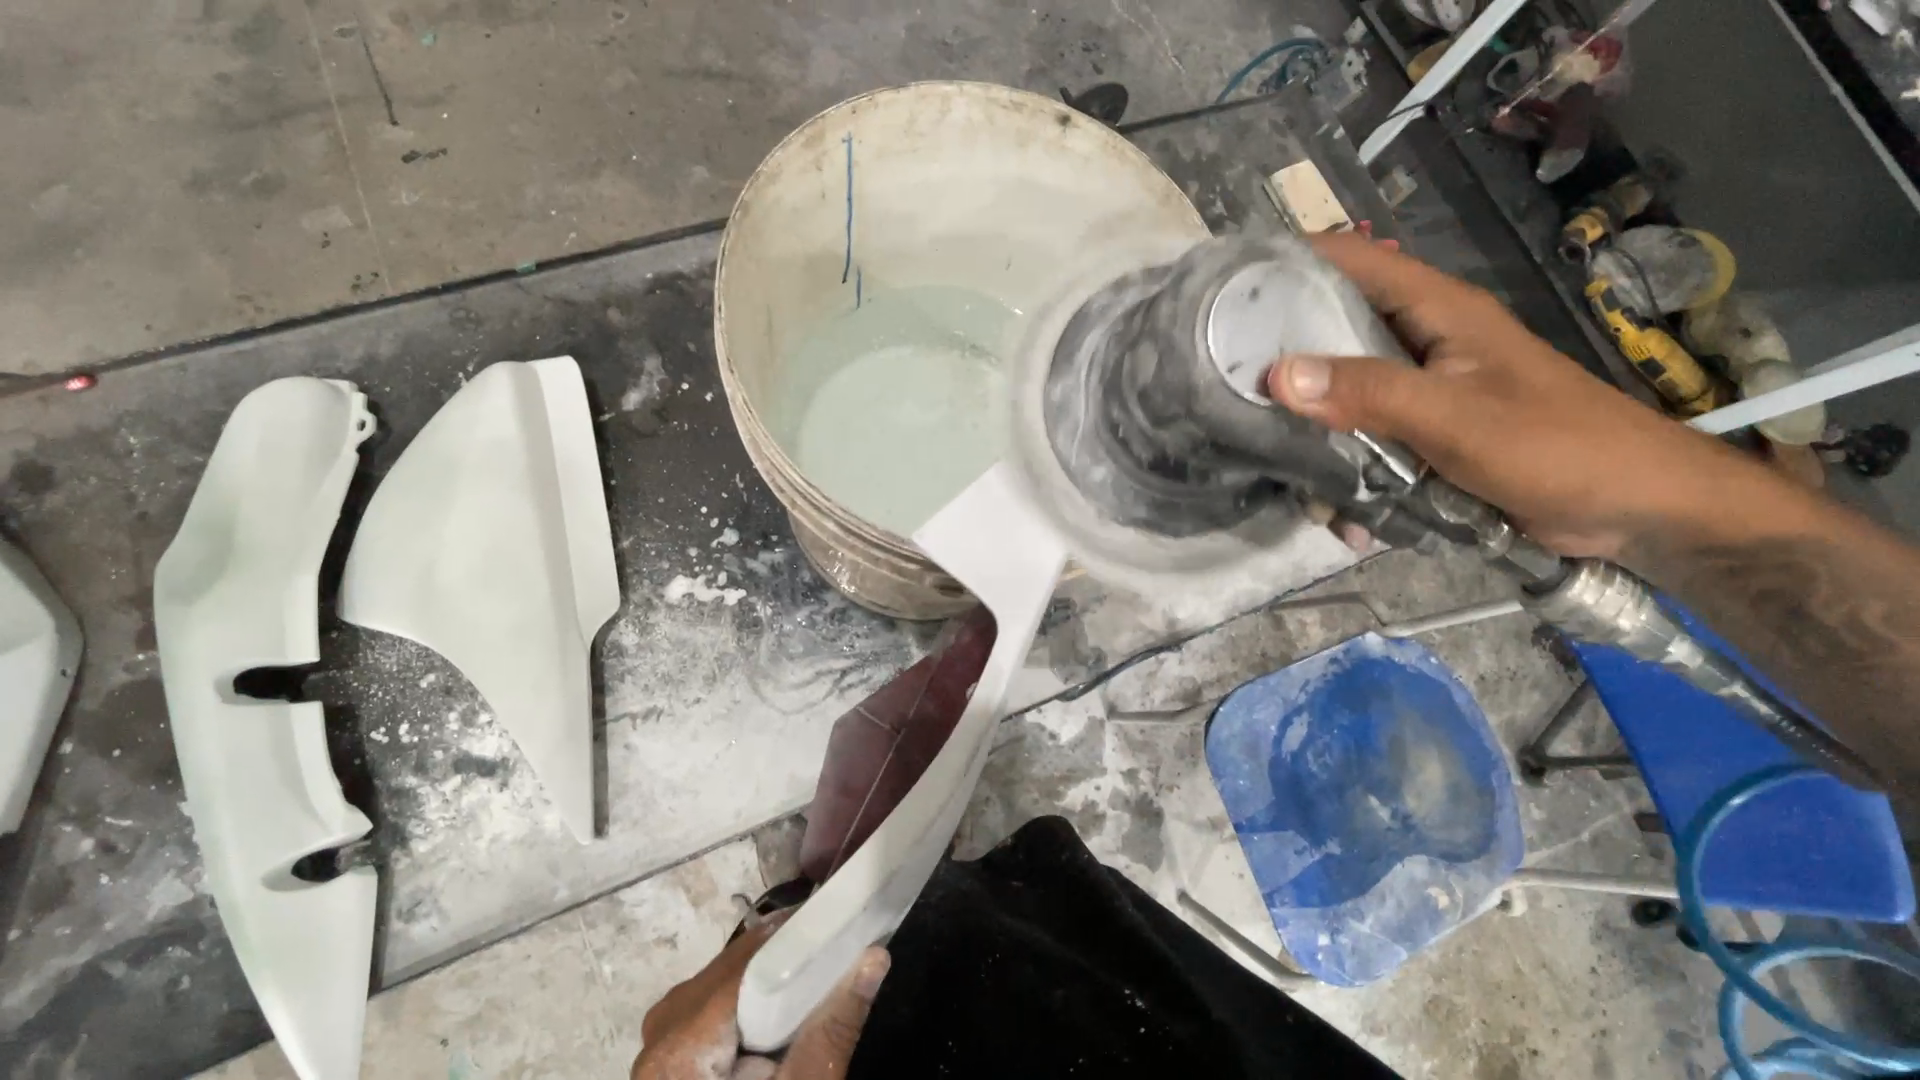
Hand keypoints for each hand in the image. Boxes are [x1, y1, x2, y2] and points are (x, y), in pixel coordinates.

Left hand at [632, 914, 889, 1079]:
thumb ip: (833, 1030)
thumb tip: (874, 958)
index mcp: (681, 1046)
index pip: (747, 965)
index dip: (797, 940)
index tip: (842, 920)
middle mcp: (660, 1032)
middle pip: (735, 969)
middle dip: (787, 958)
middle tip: (838, 950)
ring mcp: (661, 1042)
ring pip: (726, 983)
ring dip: (771, 979)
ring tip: (817, 976)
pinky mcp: (670, 1057)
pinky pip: (714, 1007)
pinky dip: (751, 1004)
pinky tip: (782, 1013)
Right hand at [1265, 232, 1774, 562]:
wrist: (1633, 505)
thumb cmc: (1555, 445)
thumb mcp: (1455, 417)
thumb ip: (1369, 392)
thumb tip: (1276, 374)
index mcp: (1437, 311)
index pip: (1354, 260)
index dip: (1293, 258)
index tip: (1229, 281)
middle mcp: (1424, 340)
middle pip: (1336, 324)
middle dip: (1281, 344)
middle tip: (1219, 369)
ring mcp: (1424, 389)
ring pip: (1345, 386)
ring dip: (1307, 413)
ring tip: (1255, 436)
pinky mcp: (1427, 433)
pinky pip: (1366, 434)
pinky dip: (1341, 457)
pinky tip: (1322, 493)